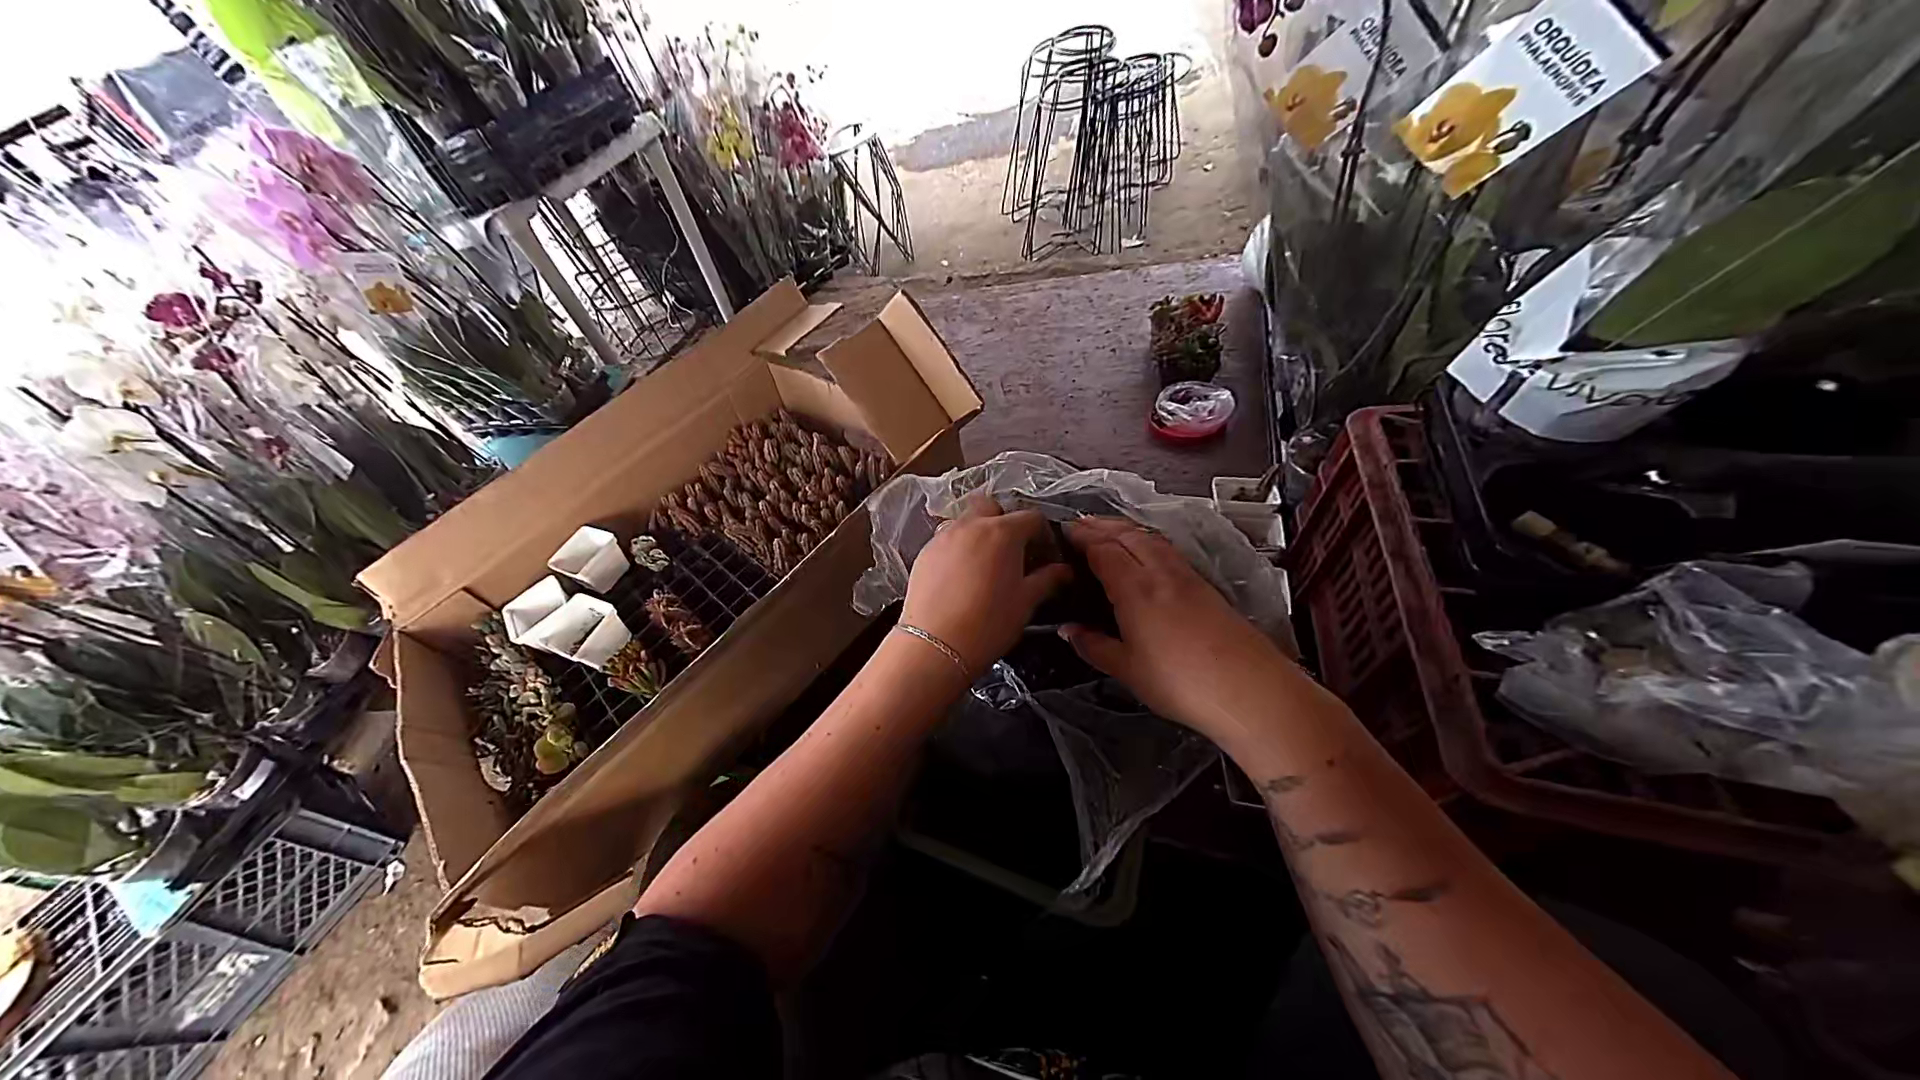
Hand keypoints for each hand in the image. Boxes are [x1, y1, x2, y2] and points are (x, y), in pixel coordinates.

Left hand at [899, 496, 1072, 675]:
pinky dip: (959, 549)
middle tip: (1014, 552)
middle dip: (1005, 521)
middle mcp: (971, 525)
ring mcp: (943, 537)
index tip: (1046, 557)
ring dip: (979, 533)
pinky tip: (962, 576)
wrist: (935, 646)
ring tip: (987, 565)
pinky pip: (946, 540)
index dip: (1044, 535)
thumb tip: (1064, 571)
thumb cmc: (989, 623)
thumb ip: (1047, 580)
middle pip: (992, 506)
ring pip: (966, 521)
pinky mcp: (924, 553)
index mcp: (1002, 531)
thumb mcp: (1026, 602)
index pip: (1032, 518)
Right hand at [1061, 516, 1293, 744]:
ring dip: (1125, 528)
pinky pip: (1168, 550)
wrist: (1249, 689)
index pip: (1102, 550)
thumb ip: (1094, 646)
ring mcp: (1186, 577)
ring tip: (1107, 530)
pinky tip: (1145, 551)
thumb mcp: (1127, 669)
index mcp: (1135, 589)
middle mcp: (1161, 573)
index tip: (1063, 533)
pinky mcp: (1205, 587)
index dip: (1081, 538)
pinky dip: (1147, 541)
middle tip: (1078, 525)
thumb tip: (1070, 632)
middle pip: (1126, 535)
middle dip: (1100, 525)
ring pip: (1150, 538)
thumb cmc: (1182, 683)